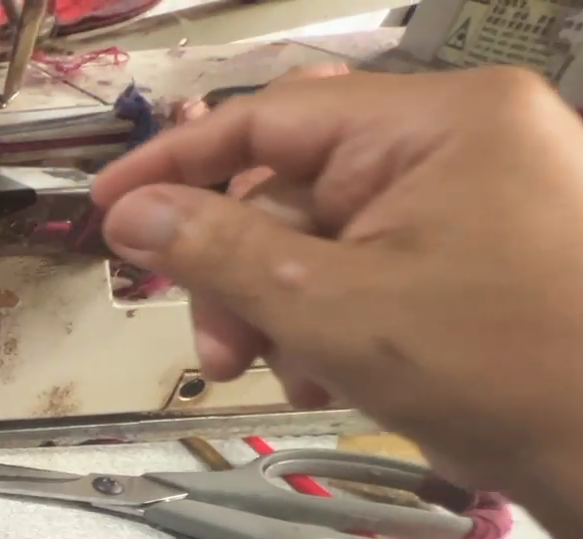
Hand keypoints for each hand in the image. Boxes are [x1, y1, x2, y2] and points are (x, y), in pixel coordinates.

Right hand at [90, 66, 582, 522]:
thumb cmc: (482, 358)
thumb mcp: (318, 301)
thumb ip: (211, 249)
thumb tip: (125, 213)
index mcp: (429, 125)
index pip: (265, 118)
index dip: (170, 162)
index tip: (100, 208)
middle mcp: (442, 147)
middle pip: (276, 196)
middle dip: (230, 278)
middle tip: (218, 354)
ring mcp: (448, 203)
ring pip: (296, 246)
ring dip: (263, 315)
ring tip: (278, 375)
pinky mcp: (447, 255)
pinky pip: (336, 274)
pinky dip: (306, 325)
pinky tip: (321, 374)